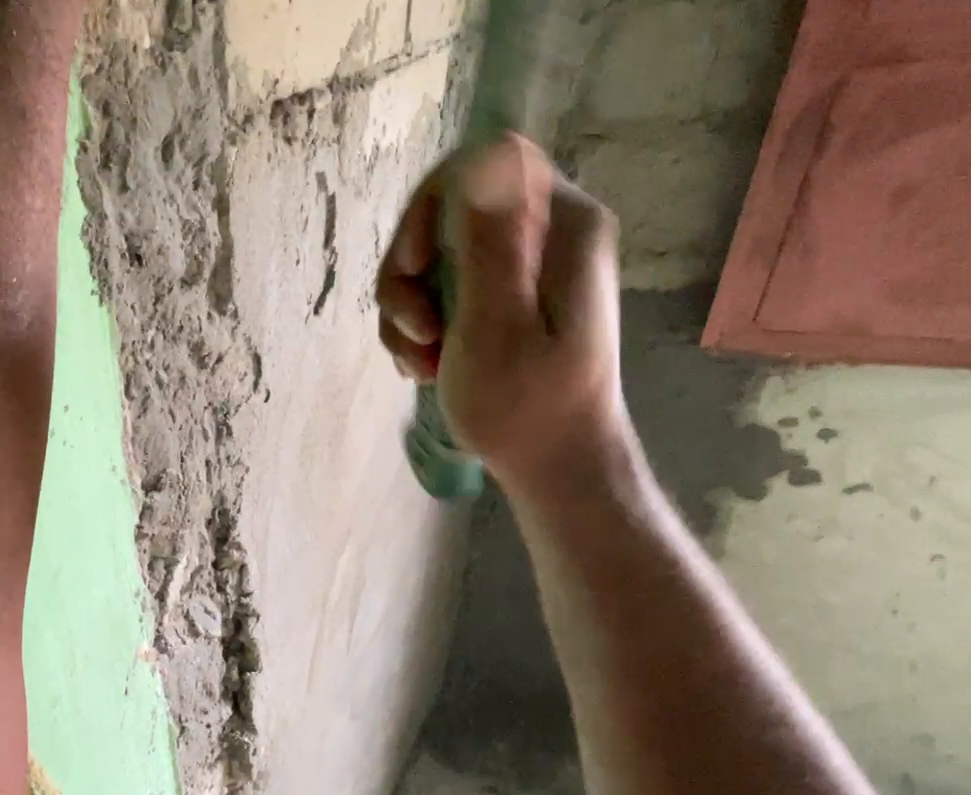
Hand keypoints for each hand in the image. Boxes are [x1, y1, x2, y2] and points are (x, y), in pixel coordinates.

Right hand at [376, 134, 631, 492]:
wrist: (553, 463)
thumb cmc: (527, 404)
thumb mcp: (496, 324)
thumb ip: (490, 241)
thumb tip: (487, 154)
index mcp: (563, 226)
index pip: (484, 165)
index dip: (429, 209)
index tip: (411, 269)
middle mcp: (547, 235)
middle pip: (447, 214)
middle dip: (409, 274)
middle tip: (412, 331)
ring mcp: (523, 270)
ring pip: (434, 259)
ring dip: (407, 311)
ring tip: (420, 361)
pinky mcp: (503, 301)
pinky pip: (441, 292)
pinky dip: (420, 329)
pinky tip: (426, 367)